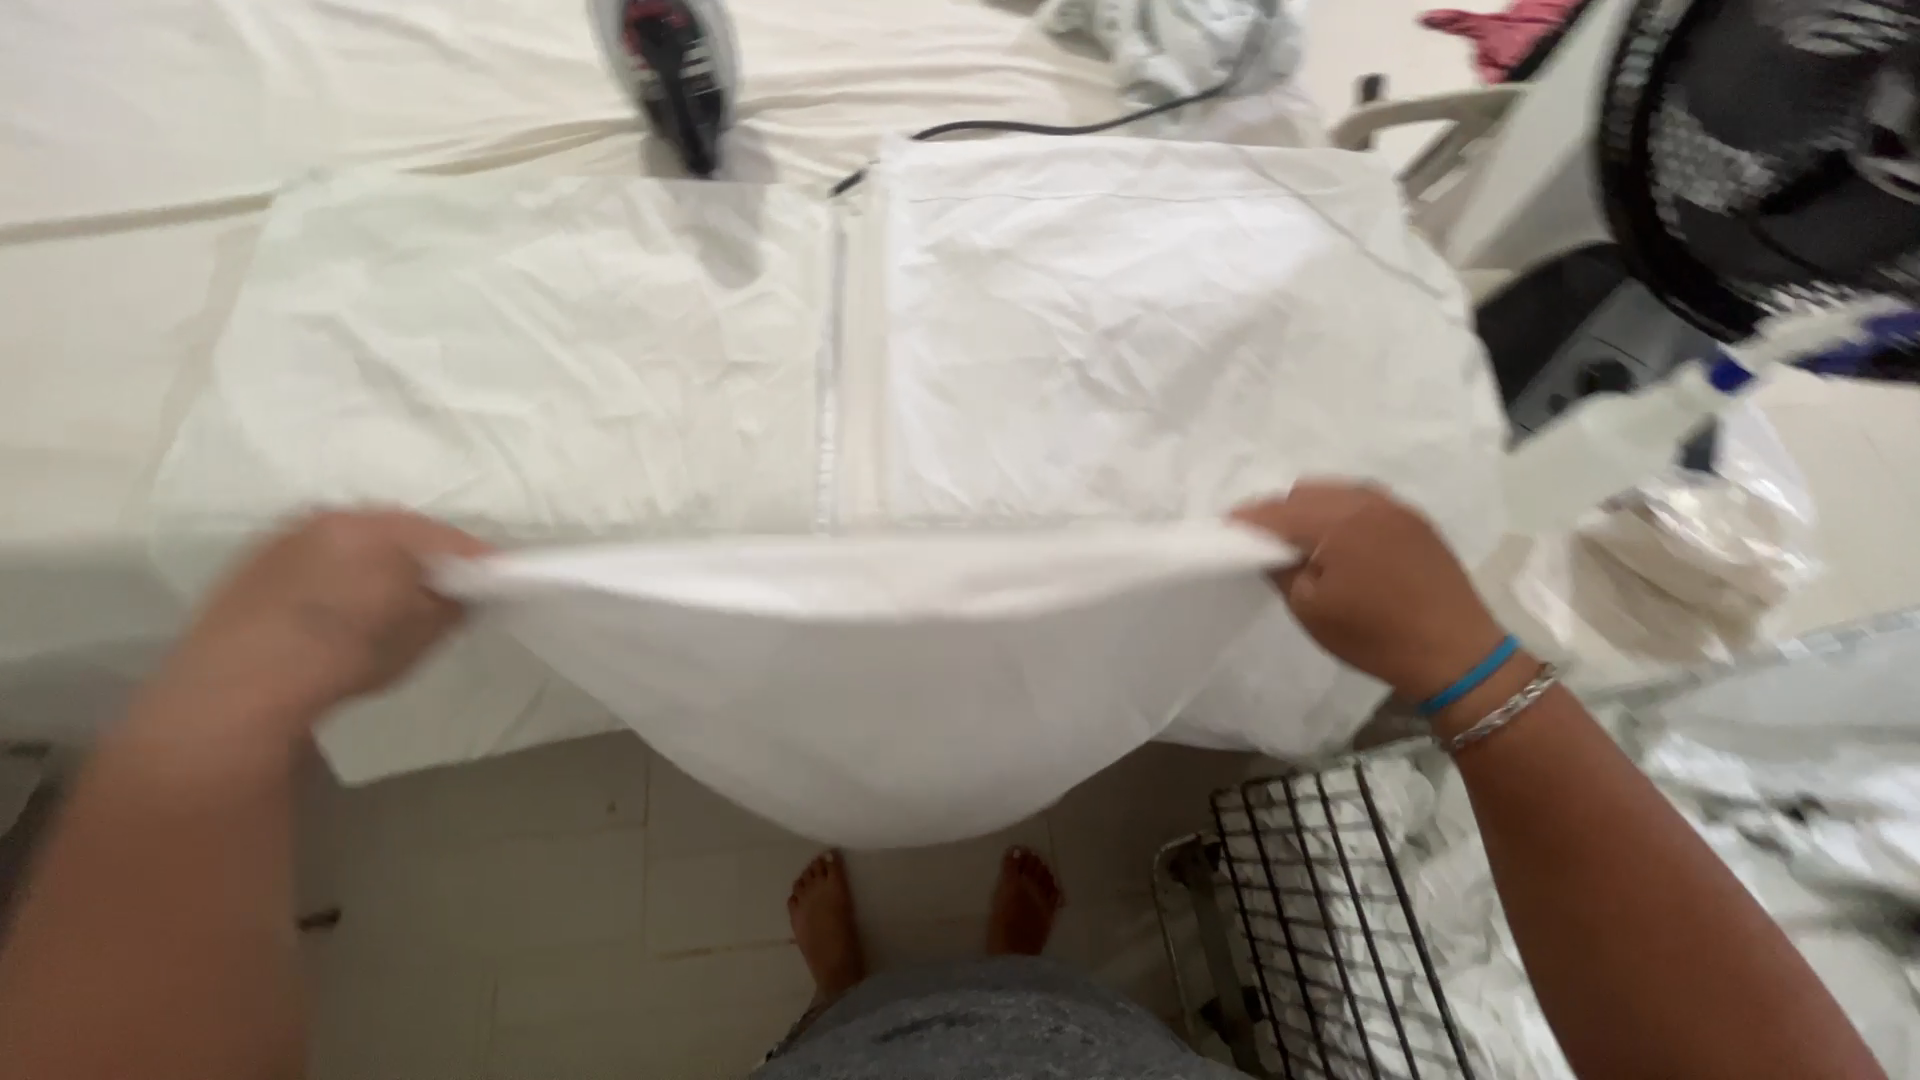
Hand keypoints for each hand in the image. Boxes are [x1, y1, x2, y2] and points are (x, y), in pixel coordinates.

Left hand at [151, 510, 488, 729]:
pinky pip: (322, 554)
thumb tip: (468, 592)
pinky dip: (346, 569)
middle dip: (429, 556)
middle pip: (401, 531)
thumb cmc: (345, 655)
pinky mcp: (256, 559)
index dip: (479, 561)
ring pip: (358, 540)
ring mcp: (289, 534)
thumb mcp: (421, 636)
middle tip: (451, 586)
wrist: (236, 689)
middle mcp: (334, 517)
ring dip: (385, 560)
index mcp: (380, 528)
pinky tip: (350, 602)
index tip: (497, 582)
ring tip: (399, 595)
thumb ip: (454, 605)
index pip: (450, 538)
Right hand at [1232, 481, 1506, 700]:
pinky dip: (1340, 513)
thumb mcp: (1309, 609)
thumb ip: (1280, 569)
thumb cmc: (1373, 636)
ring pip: (1335, 492)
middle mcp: (1365, 502)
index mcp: (1336, 522)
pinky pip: (1363, 501)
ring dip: (1309, 509)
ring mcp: (1395, 507)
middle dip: (1277, 512)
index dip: (1244, 521)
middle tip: (1262, 542)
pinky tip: (1339, 540)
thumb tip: (1267, 549)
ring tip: (1300, 540)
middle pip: (1303, 492)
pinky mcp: (1415, 520)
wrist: (1455, 655)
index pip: (1274, 511)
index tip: (1224, 532)